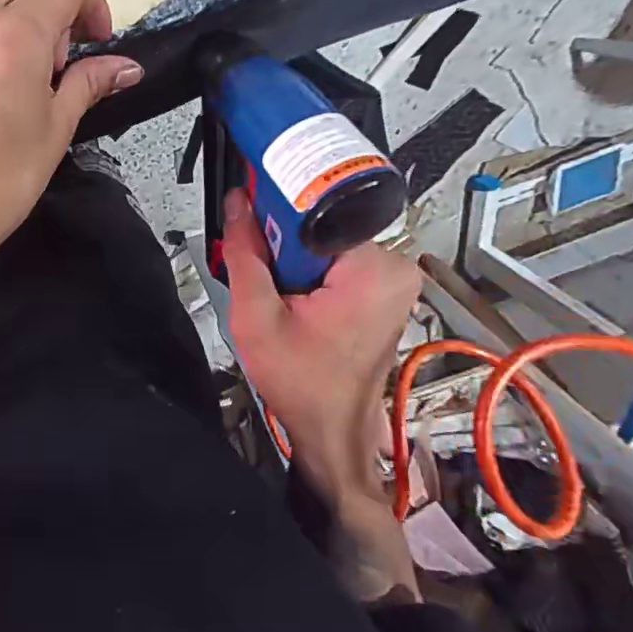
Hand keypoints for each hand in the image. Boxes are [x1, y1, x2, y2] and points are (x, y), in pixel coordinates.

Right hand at [219, 189, 418, 502]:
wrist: (331, 429)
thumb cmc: (303, 386)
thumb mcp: (257, 319)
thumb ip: (244, 253)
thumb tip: (238, 202)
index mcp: (373, 269)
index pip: (314, 212)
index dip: (275, 218)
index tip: (253, 233)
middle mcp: (394, 267)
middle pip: (320, 226)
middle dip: (285, 248)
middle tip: (273, 287)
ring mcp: (393, 278)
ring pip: (325, 241)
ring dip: (297, 262)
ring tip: (287, 300)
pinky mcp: (384, 288)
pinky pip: (338, 259)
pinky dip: (313, 272)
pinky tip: (301, 302)